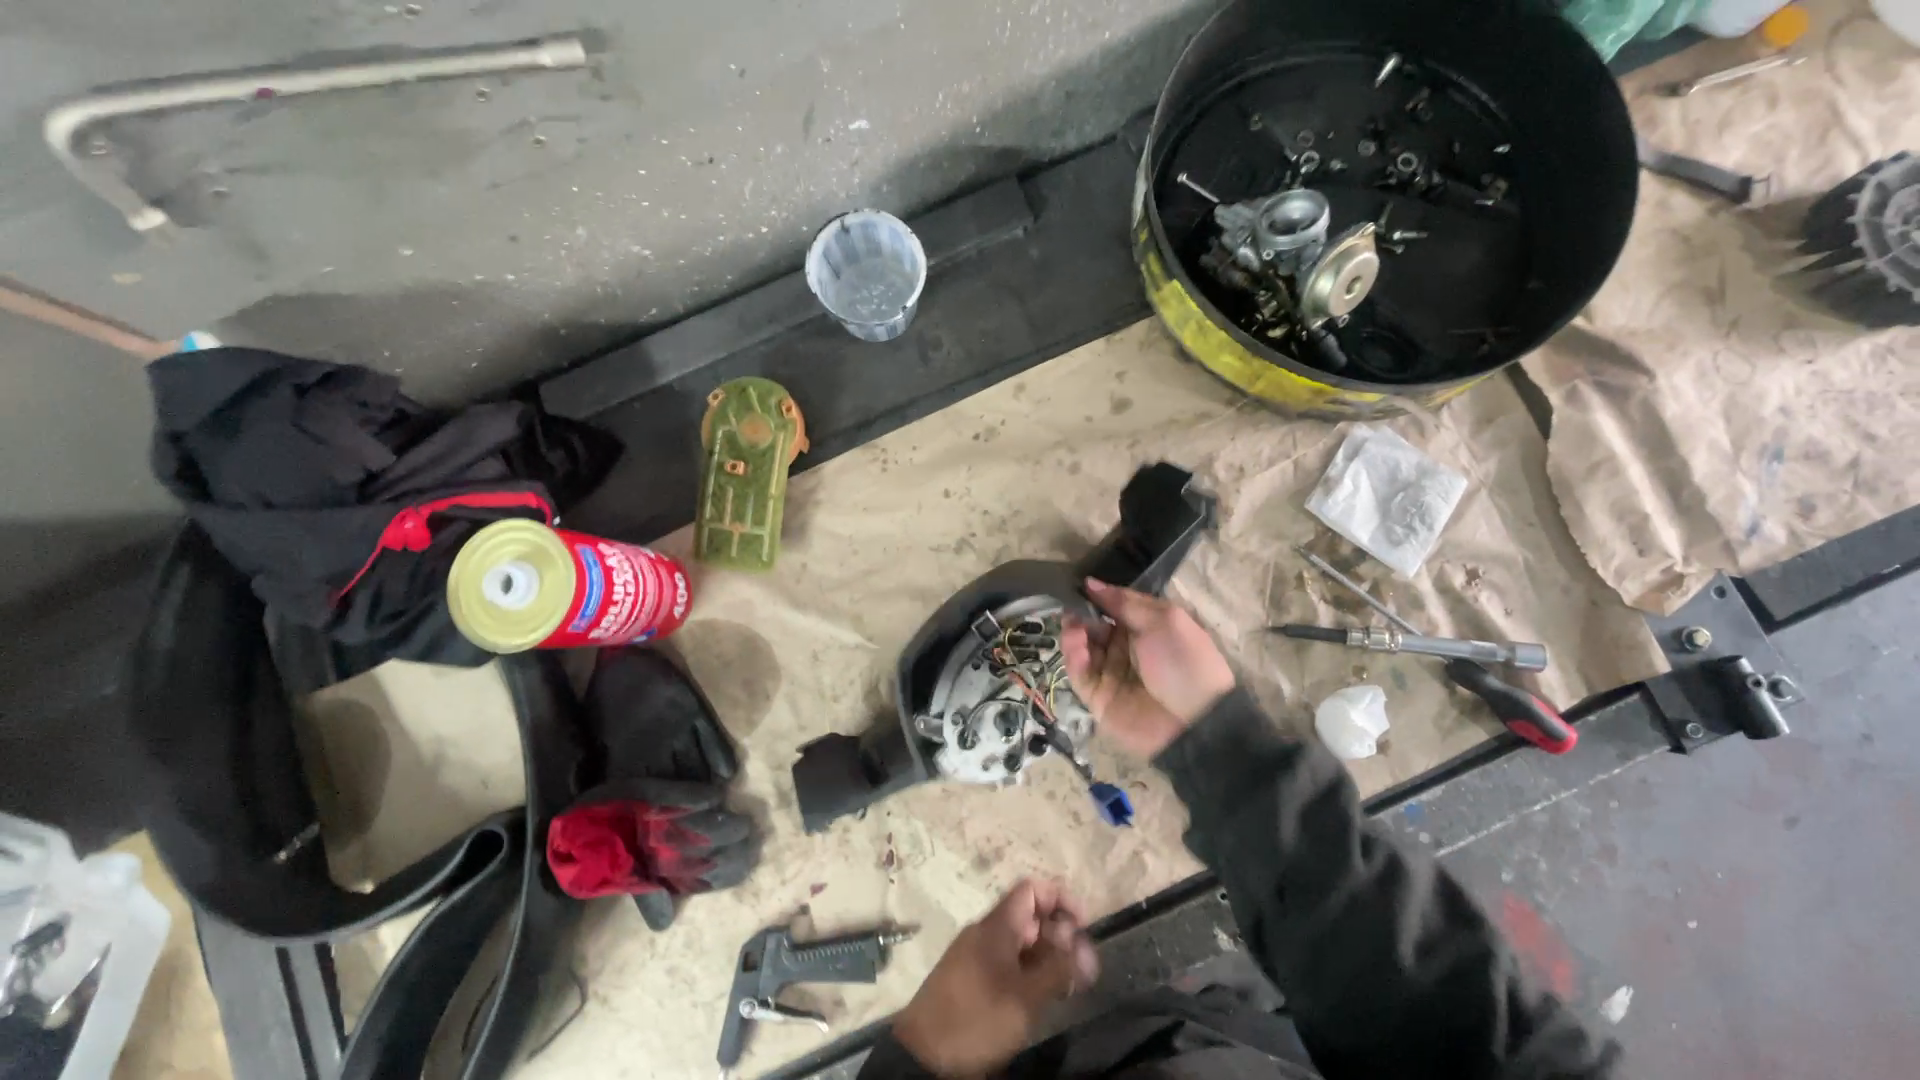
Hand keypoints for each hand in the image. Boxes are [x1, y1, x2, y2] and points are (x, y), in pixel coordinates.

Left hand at [892, 879, 1099, 1077]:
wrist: (924, 1056)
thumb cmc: (977, 1019)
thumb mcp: (1025, 997)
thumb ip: (1058, 968)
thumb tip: (1083, 945)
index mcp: (996, 926)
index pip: (1031, 890)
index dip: (1061, 899)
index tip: (1084, 926)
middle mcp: (986, 934)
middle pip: (1030, 917)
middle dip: (1061, 935)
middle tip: (1083, 967)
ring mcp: (978, 957)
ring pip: (1021, 944)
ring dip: (1049, 957)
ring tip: (1071, 984)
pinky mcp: (973, 980)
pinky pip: (1009, 964)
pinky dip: (1031, 973)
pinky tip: (1046, 996)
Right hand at [1060, 579, 1235, 758]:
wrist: (1196, 722)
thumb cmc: (1185, 662)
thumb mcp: (1164, 621)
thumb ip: (1126, 602)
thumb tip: (1092, 583)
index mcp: (1146, 629)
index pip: (1114, 608)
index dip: (1098, 598)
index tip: (1079, 586)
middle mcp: (1126, 649)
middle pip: (1094, 628)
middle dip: (1081, 616)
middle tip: (1072, 609)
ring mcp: (1110, 674)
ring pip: (1083, 649)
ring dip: (1074, 635)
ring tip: (1073, 627)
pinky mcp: (1097, 698)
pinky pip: (1080, 674)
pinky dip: (1074, 658)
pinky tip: (1076, 647)